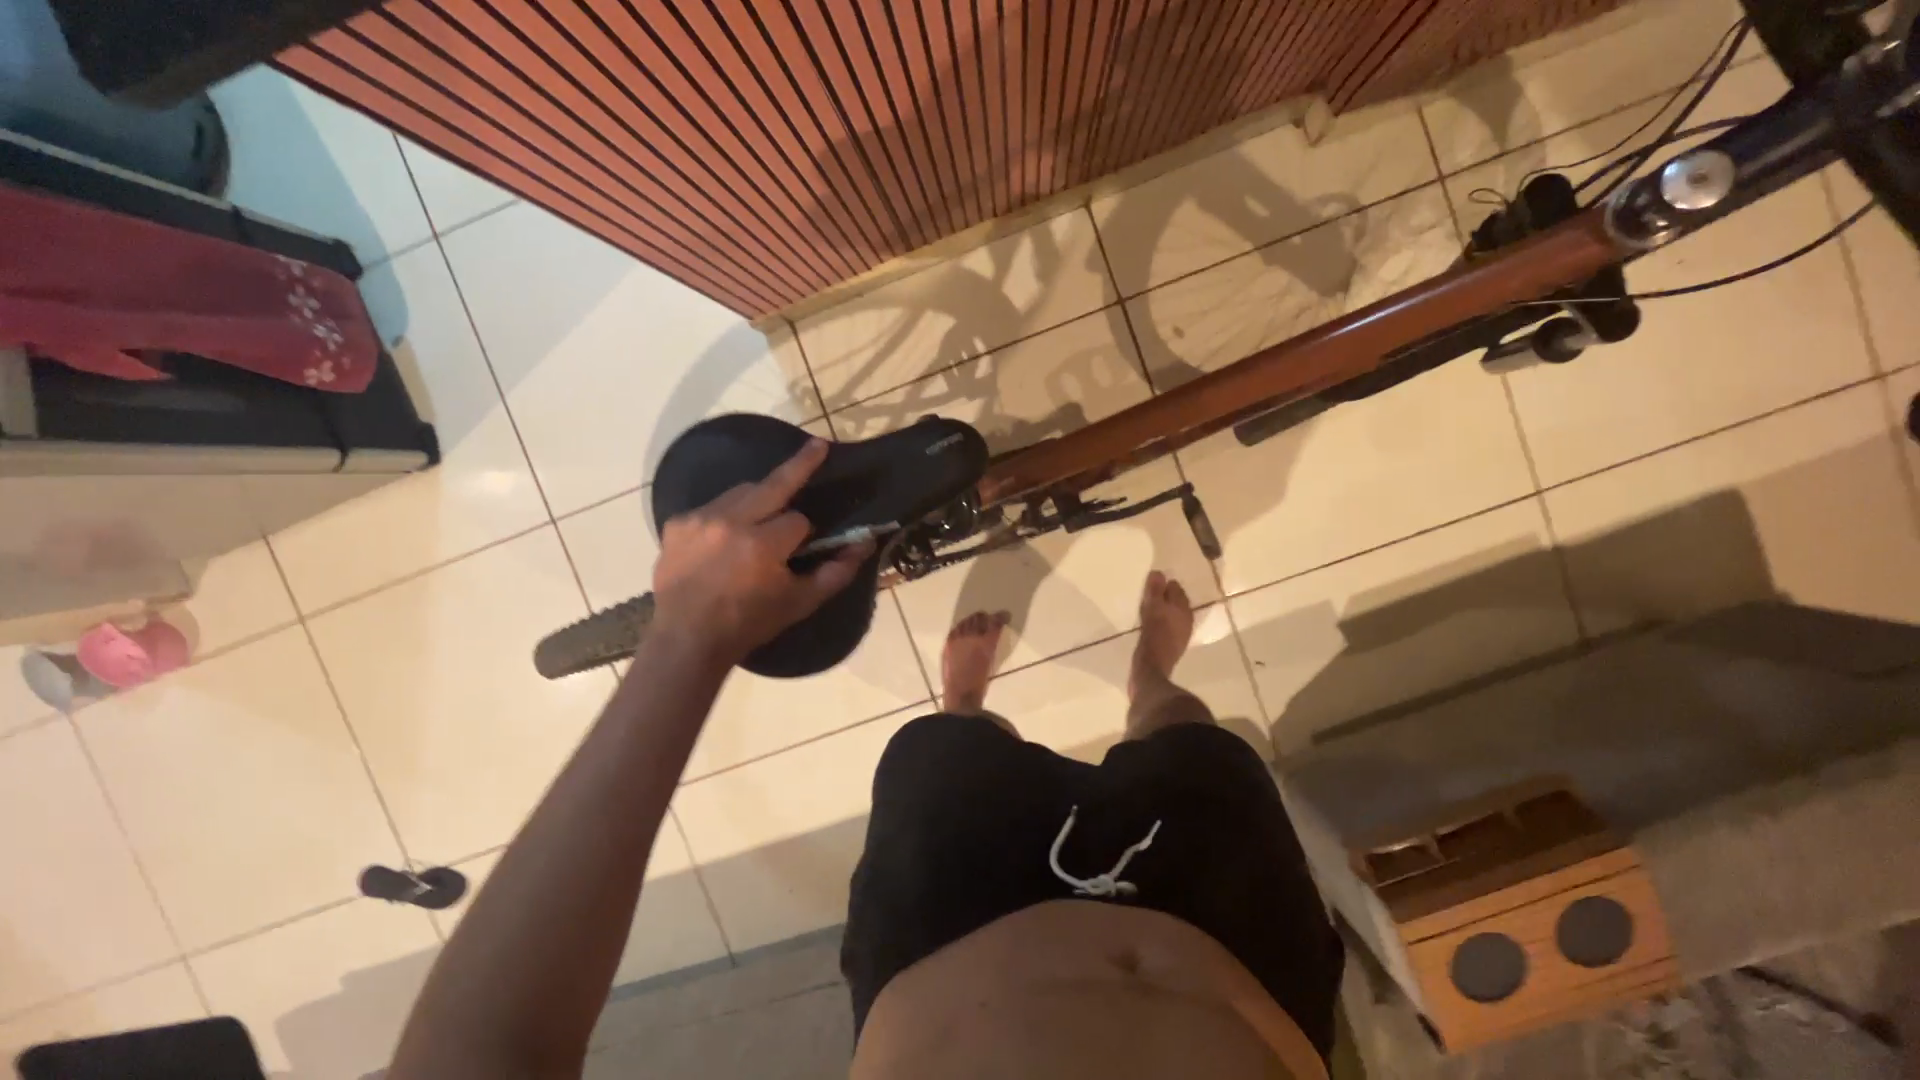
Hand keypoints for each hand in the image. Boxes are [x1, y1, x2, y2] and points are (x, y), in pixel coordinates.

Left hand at [649, 439, 871, 668]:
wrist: (688, 640)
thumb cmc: (749, 623)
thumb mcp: (800, 602)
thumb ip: (837, 571)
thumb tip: (865, 543)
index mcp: (761, 544)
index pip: (798, 520)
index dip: (803, 535)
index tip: (797, 552)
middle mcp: (729, 522)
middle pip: (772, 483)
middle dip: (799, 464)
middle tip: (817, 445)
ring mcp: (699, 519)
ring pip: (741, 492)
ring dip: (758, 500)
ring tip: (760, 520)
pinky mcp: (677, 523)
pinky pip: (712, 507)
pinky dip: (725, 516)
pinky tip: (725, 538)